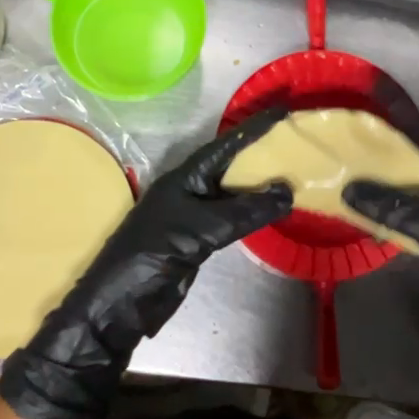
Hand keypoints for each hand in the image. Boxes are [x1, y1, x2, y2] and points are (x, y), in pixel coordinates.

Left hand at [0, 110, 293, 418]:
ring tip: (296, 170)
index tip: (284, 111)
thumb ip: (243, 212)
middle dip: (262, 151)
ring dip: (262, 183)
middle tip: (299, 139)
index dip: (254, 128)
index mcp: (184, 177)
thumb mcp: (198, 231)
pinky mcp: (200, 240)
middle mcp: (191, 190)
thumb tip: (288, 191)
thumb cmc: (150, 257)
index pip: (226, 145)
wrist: (119, 307)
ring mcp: (195, 216)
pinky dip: (255, 211)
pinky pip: (235, 218)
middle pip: (232, 165)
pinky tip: (274, 209)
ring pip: (235, 192)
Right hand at [343, 115, 418, 378]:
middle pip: (406, 155)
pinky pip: (400, 212)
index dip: (397, 108)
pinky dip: (380, 209)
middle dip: (376, 142)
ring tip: (338, 163)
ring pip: (401, 183)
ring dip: (374, 176)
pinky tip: (358, 208)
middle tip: (338, 129)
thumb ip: (396, 208)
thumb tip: (349, 188)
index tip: (370, 85)